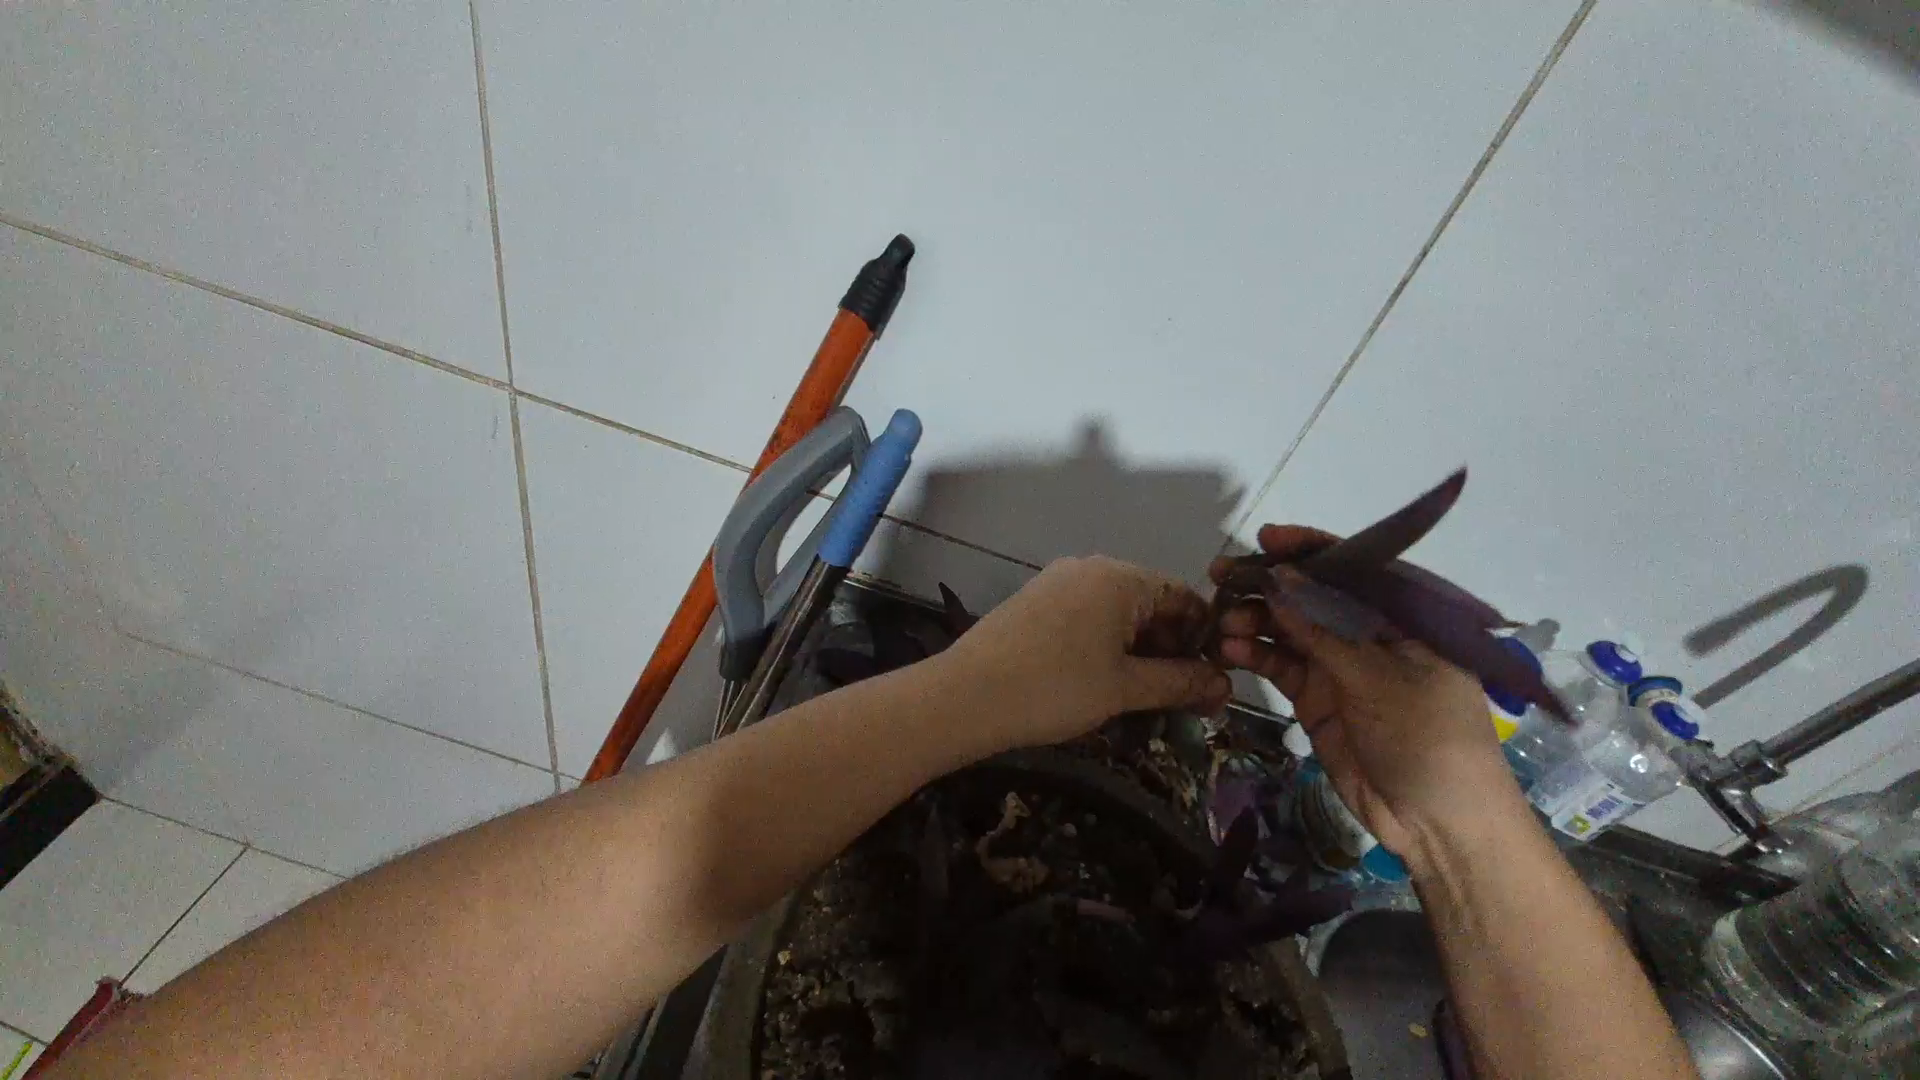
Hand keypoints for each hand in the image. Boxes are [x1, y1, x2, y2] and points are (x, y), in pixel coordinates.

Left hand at [937, 556, 1231, 751]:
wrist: (965, 696)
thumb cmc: (1054, 688)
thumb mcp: (1124, 688)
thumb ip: (1179, 682)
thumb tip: (1224, 684)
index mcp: (1120, 577)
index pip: (1183, 597)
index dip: (1204, 639)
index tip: (1213, 682)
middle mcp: (1090, 568)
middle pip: (1151, 604)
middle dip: (1172, 650)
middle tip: (1186, 700)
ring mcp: (1058, 582)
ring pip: (1118, 614)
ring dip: (1140, 652)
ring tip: (1146, 699)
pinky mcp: (1035, 602)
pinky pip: (1087, 618)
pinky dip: (1106, 646)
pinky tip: (1104, 684)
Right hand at [1209, 526, 1517, 858]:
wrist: (1436, 823)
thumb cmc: (1429, 738)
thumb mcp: (1380, 678)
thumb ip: (1325, 631)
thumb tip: (1279, 580)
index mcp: (1403, 619)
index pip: (1355, 569)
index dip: (1310, 550)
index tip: (1265, 539)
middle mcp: (1367, 633)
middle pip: (1311, 596)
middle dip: (1268, 584)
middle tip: (1221, 576)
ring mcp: (1338, 665)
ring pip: (1287, 628)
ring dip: (1253, 620)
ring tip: (1220, 621)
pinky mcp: (1314, 696)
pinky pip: (1279, 664)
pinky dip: (1254, 655)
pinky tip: (1228, 650)